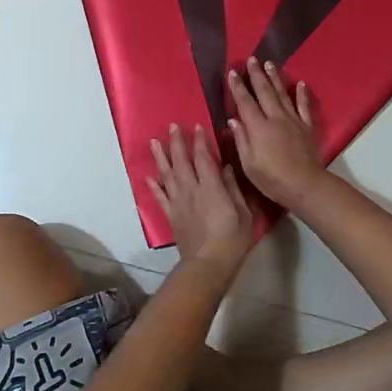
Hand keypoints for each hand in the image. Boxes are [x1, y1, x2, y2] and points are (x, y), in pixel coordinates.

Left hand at [149, 123, 253, 270]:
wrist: (208, 264)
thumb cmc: (232, 239)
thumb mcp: (243, 212)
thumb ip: (233, 188)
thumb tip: (226, 168)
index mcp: (211, 187)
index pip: (203, 158)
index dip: (200, 141)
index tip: (197, 127)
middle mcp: (191, 190)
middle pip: (181, 161)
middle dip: (176, 142)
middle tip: (172, 126)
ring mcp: (178, 202)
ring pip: (166, 175)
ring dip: (160, 157)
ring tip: (154, 142)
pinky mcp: (170, 215)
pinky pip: (159, 197)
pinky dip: (153, 186)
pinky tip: (148, 177)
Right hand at [228, 59, 326, 208]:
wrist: (305, 185)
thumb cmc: (272, 179)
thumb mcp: (249, 164)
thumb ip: (241, 140)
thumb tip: (233, 120)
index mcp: (258, 128)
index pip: (245, 103)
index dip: (237, 88)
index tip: (232, 73)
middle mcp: (275, 118)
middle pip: (264, 92)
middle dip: (256, 75)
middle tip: (251, 59)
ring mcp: (293, 121)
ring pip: (282, 94)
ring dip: (275, 78)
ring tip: (270, 64)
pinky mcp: (307, 127)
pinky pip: (304, 107)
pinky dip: (302, 94)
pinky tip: (301, 84)